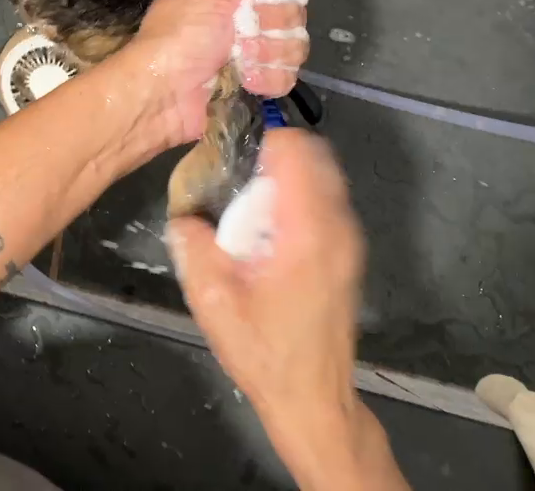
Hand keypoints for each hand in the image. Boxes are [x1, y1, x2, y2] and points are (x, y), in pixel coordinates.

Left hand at [110, 0, 309, 152]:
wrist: (160, 99)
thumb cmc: (177, 43)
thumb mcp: (210, 0)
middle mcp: (238, 16)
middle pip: (290, 10)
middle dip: (273, 26)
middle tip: (244, 35)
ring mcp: (247, 49)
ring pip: (293, 44)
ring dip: (271, 55)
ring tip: (243, 62)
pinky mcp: (253, 79)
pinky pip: (286, 74)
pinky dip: (270, 79)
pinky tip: (249, 82)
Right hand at [168, 130, 403, 489]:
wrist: (311, 399)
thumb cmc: (262, 347)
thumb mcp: (211, 295)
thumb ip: (192, 240)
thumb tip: (187, 210)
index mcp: (308, 230)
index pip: (297, 150)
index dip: (261, 135)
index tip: (226, 142)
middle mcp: (338, 227)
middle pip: (314, 154)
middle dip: (271, 147)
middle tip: (229, 161)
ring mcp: (347, 240)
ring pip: (322, 173)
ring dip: (283, 167)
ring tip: (240, 184)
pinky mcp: (344, 252)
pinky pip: (323, 196)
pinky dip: (294, 188)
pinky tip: (260, 215)